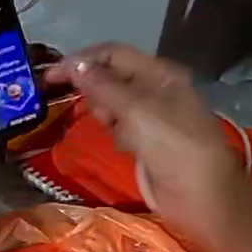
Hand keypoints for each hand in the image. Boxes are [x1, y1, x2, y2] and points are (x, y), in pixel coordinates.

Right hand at [44, 43, 251, 243]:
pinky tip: (124, 146)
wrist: (200, 197)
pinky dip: (115, 132)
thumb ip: (102, 85)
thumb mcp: (136, 109)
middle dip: (94, 90)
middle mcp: (156, 89)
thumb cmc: (172, 145)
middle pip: (110, 77)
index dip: (81, 61)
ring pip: (112, 104)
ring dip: (105, 114)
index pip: (113, 54)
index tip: (50, 76)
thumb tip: (73, 64)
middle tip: (94, 112)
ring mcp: (151, 116)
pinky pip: (119, 127)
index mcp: (160, 73)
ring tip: (115, 131)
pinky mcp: (146, 141)